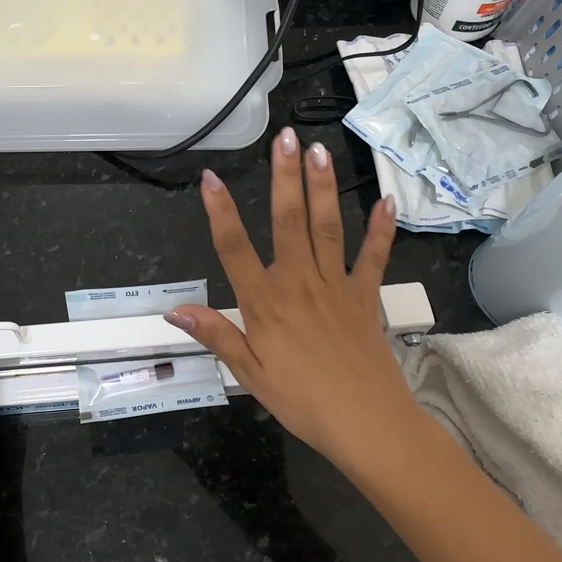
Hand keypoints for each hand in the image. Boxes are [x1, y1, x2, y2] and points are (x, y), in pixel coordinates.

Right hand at [166, 128, 428, 477]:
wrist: (368, 423)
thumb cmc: (302, 401)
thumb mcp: (249, 374)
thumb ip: (216, 335)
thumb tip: (175, 310)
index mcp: (266, 303)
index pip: (235, 248)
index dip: (220, 211)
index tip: (211, 178)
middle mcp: (299, 283)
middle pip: (289, 222)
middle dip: (284, 177)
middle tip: (285, 138)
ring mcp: (336, 286)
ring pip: (328, 228)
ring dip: (322, 187)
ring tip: (319, 150)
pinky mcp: (365, 296)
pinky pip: (374, 257)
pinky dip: (381, 230)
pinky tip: (386, 202)